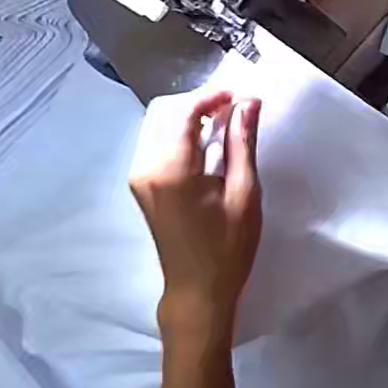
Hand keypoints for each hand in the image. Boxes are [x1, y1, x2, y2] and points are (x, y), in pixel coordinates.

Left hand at [130, 91, 262, 346]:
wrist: (196, 291)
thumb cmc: (227, 248)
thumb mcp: (244, 193)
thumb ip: (242, 143)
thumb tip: (249, 103)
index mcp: (169, 169)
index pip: (185, 113)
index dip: (212, 97)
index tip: (239, 96)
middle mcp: (145, 167)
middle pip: (166, 113)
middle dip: (200, 104)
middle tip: (234, 109)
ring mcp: (138, 177)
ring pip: (159, 127)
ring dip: (189, 118)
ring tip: (224, 124)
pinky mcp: (141, 186)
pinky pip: (157, 145)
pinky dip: (180, 136)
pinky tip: (206, 144)